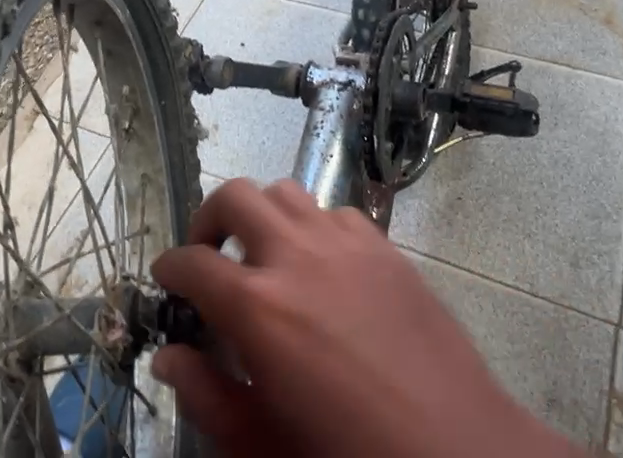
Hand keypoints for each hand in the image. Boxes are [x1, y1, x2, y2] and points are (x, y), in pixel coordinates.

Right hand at [150, 179, 589, 457]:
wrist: (455, 448)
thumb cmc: (347, 455)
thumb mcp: (260, 442)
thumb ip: (206, 394)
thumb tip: (169, 355)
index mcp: (258, 307)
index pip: (191, 262)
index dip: (169, 269)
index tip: (167, 281)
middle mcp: (297, 257)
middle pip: (235, 196)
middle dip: (208, 219)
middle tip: (210, 256)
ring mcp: (346, 244)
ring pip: (286, 191)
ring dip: (263, 216)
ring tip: (266, 256)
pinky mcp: (385, 247)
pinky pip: (335, 213)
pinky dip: (314, 228)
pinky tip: (322, 268)